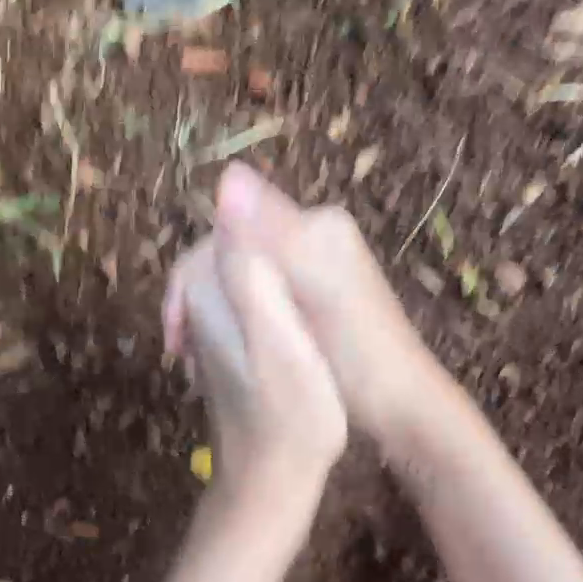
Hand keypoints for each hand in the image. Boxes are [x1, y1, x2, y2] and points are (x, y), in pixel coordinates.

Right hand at [172, 163, 454, 454]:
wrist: (406, 410)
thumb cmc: (357, 354)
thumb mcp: (311, 289)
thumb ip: (270, 231)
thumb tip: (228, 171)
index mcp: (315, 224)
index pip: (232, 227)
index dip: (196, 272)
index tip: (176, 329)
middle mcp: (314, 234)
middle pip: (236, 251)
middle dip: (203, 295)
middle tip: (184, 349)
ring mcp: (313, 265)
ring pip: (243, 277)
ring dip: (216, 311)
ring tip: (198, 357)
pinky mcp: (313, 293)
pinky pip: (260, 294)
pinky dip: (239, 318)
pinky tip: (227, 352)